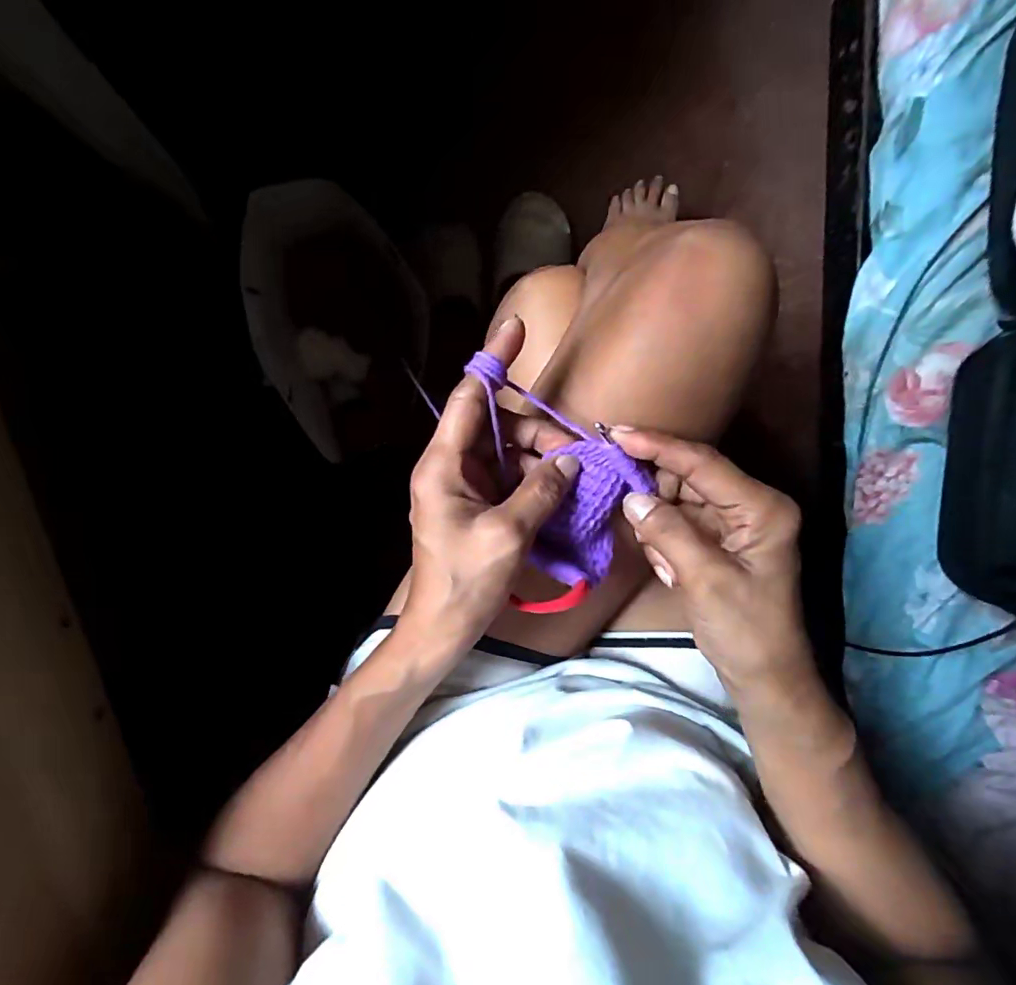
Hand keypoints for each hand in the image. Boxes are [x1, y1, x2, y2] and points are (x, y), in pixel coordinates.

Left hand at [401, 315, 580, 654]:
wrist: (441, 626)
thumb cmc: (463, 582)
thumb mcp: (506, 534)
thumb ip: (540, 491)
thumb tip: (570, 459)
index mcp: (442, 466)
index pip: (466, 398)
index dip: (491, 362)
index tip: (515, 326)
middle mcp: (450, 468)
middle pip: (495, 425)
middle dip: (535, 429)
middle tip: (574, 452)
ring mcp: (463, 487)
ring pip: (506, 450)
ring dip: (540, 456)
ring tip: (574, 475)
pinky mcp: (477, 506)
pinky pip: (509, 476)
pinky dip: (534, 477)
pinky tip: (561, 488)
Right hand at [611, 428, 814, 697]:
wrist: (763, 673)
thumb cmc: (745, 628)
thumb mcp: (704, 579)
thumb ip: (668, 533)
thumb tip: (632, 499)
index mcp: (761, 508)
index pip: (702, 464)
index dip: (657, 446)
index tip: (616, 434)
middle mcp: (750, 507)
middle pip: (688, 478)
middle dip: (652, 489)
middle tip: (617, 495)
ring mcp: (734, 524)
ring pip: (678, 501)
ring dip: (657, 523)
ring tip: (661, 561)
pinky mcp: (718, 542)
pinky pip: (678, 524)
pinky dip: (662, 539)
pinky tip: (667, 569)